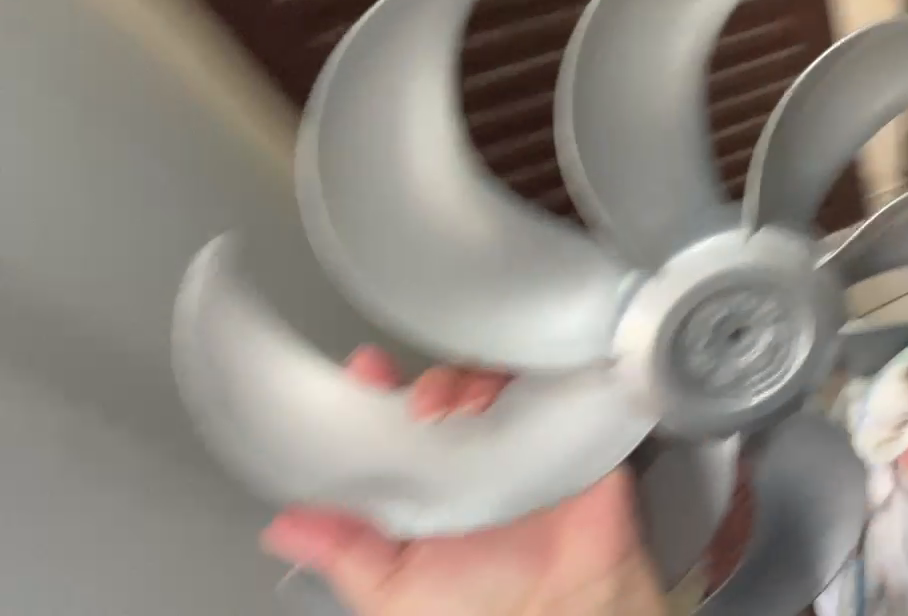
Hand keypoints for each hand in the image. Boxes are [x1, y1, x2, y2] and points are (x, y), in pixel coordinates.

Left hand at [260, 346, 662, 615]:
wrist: (563, 608)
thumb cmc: (479, 606)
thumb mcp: (396, 589)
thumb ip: (347, 553)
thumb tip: (282, 524)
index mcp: (435, 479)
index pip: (404, 423)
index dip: (384, 392)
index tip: (368, 368)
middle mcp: (480, 448)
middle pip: (457, 387)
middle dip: (437, 379)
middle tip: (424, 401)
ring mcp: (529, 432)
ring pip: (505, 378)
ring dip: (481, 377)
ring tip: (467, 401)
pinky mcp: (575, 422)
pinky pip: (562, 380)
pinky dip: (544, 369)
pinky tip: (525, 382)